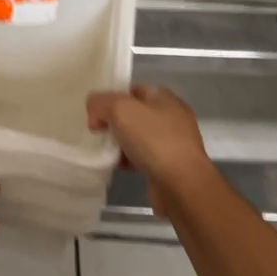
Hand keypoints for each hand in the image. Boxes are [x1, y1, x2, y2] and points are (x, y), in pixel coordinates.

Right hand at [86, 85, 216, 210]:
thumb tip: (94, 113)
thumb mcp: (119, 109)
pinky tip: (118, 167)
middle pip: (135, 115)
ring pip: (139, 138)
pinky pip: (145, 158)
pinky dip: (130, 162)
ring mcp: (174, 144)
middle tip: (98, 133)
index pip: (133, 90)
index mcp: (164, 97)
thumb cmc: (153, 139)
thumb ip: (100, 102)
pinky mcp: (172, 167)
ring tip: (106, 152)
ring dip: (121, 144)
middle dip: (115, 123)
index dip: (112, 98)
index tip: (96, 113)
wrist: (182, 185)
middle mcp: (172, 117)